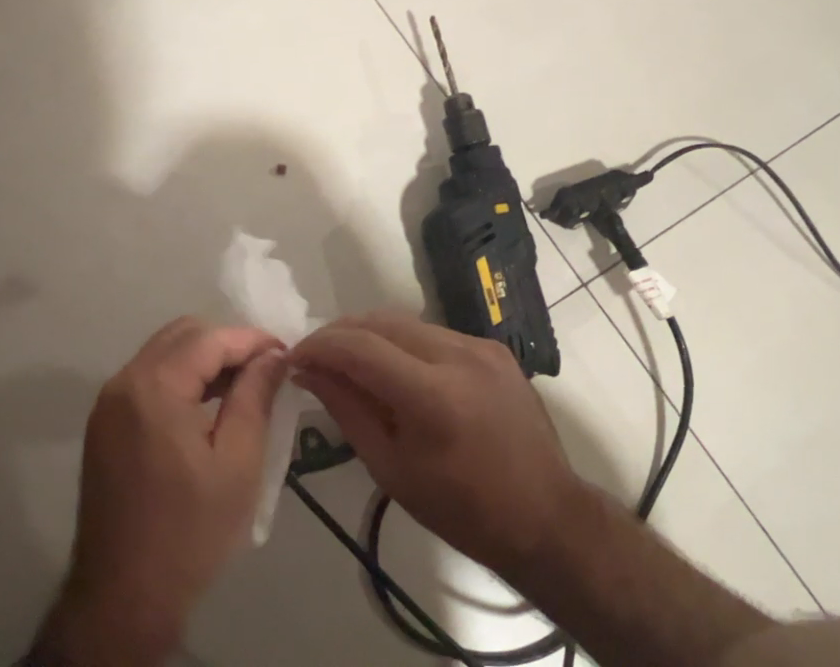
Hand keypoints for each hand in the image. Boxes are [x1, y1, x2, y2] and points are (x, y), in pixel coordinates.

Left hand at [32, 318, 288, 666]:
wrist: (124, 593)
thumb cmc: (190, 531)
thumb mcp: (238, 463)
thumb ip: (254, 397)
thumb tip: (273, 355)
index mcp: (153, 387)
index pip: (209, 338)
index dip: (252, 340)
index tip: (288, 353)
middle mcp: (123, 382)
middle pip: (181, 335)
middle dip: (226, 343)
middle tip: (267, 370)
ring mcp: (107, 403)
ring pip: (162, 354)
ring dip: (202, 359)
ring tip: (244, 386)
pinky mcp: (104, 424)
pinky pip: (147, 379)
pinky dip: (180, 379)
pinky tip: (208, 406)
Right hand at [289, 311, 586, 580]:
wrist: (546, 517)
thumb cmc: (461, 509)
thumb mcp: (391, 468)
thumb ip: (347, 410)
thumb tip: (308, 371)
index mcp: (432, 395)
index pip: (358, 346)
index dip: (318, 346)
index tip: (292, 359)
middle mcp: (458, 356)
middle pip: (380, 322)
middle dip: (339, 334)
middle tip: (314, 359)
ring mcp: (481, 347)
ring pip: (406, 322)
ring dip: (369, 335)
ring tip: (348, 363)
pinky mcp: (495, 349)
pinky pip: (433, 333)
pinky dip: (403, 343)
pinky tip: (394, 370)